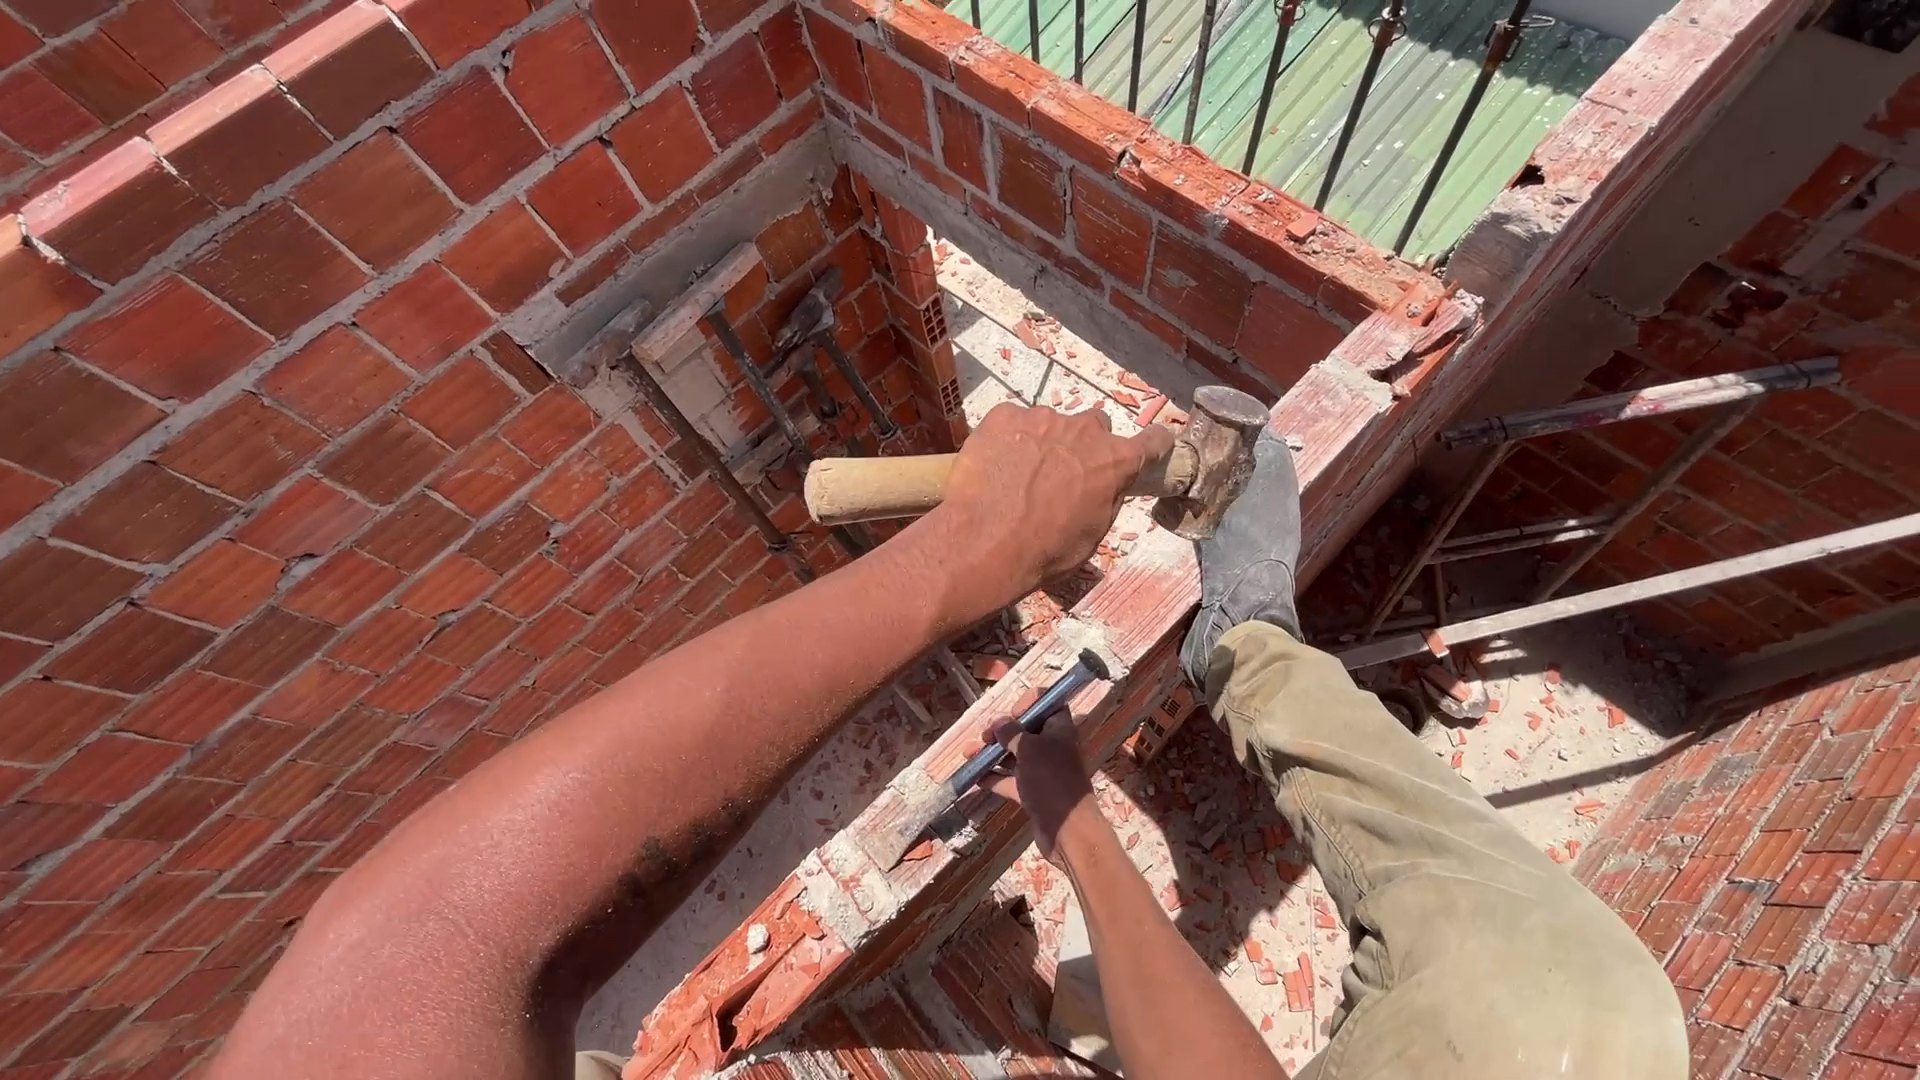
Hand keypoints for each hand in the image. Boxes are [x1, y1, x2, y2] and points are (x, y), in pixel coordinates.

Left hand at [933, 404, 1173, 611]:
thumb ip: (1104, 498)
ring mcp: (1043, 418)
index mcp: (1115, 461)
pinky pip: (1012, 422)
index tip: (1145, 449)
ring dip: (1041, 443)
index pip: (1152, 441)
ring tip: (1016, 478)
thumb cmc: (1044, 552)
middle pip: (1094, 427)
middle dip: (1082, 446)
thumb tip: (1102, 486)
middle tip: (1059, 475)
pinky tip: (994, 469)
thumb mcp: (1091, 534)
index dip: (1150, 446)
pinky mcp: (1004, 415)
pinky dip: (1006, 439)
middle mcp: (1085, 430)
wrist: (984, 544)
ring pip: (1049, 424)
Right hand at [981, 706, 1098, 864]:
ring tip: (968, 754)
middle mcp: (1053, 747)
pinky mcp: (1034, 793)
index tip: (1012, 713)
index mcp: (1059, 729)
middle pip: (1026, 730)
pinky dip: (994, 777)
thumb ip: (1010, 732)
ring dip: (992, 753)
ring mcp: (1043, 771)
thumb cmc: (1050, 779)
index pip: (1048, 704)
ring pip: (1014, 756)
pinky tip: (975, 777)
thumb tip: (998, 723)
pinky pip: (1011, 780)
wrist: (1067, 829)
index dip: (1029, 703)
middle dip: (1002, 731)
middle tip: (984, 735)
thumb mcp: (1028, 748)